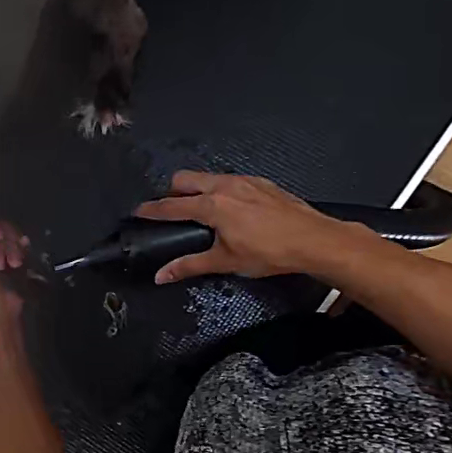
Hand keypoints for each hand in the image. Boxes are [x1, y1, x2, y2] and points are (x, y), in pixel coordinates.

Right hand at [135, 171, 375, 283]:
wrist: (312, 240)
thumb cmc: (268, 253)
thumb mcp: (226, 262)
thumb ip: (190, 265)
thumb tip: (162, 275)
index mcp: (212, 205)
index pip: (172, 206)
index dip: (152, 210)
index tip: (138, 212)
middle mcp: (225, 185)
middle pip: (186, 179)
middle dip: (172, 192)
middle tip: (170, 211)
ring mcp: (245, 181)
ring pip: (209, 177)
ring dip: (197, 189)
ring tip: (199, 209)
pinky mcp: (262, 183)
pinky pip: (231, 180)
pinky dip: (220, 190)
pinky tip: (230, 208)